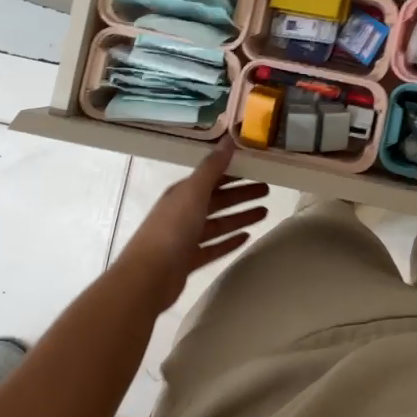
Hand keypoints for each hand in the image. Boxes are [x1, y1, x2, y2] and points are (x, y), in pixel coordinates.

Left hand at [116, 141, 270, 313]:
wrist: (148, 277)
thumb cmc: (171, 229)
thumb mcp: (193, 192)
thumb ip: (212, 167)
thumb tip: (229, 139)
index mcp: (183, 193)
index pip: (213, 177)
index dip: (234, 170)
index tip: (258, 167)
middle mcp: (184, 211)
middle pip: (218, 199)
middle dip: (242, 193)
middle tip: (268, 189)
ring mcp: (186, 237)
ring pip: (219, 223)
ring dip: (240, 216)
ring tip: (265, 212)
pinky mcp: (189, 259)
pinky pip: (214, 246)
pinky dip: (229, 241)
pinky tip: (247, 238)